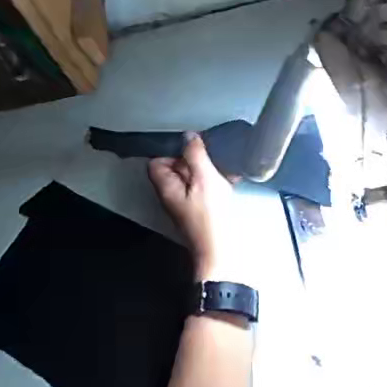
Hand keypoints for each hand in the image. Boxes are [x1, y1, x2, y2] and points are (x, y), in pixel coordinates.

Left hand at [148, 132, 242, 282]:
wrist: (220, 250)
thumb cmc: (210, 217)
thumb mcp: (204, 178)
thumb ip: (195, 155)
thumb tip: (189, 136)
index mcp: (166, 187)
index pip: (156, 162)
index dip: (172, 152)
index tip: (192, 150)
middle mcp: (171, 195)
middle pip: (174, 169)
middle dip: (192, 161)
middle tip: (209, 162)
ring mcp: (185, 205)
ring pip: (190, 179)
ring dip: (205, 172)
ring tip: (222, 172)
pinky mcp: (199, 211)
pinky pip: (202, 190)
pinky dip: (214, 184)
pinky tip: (229, 183)